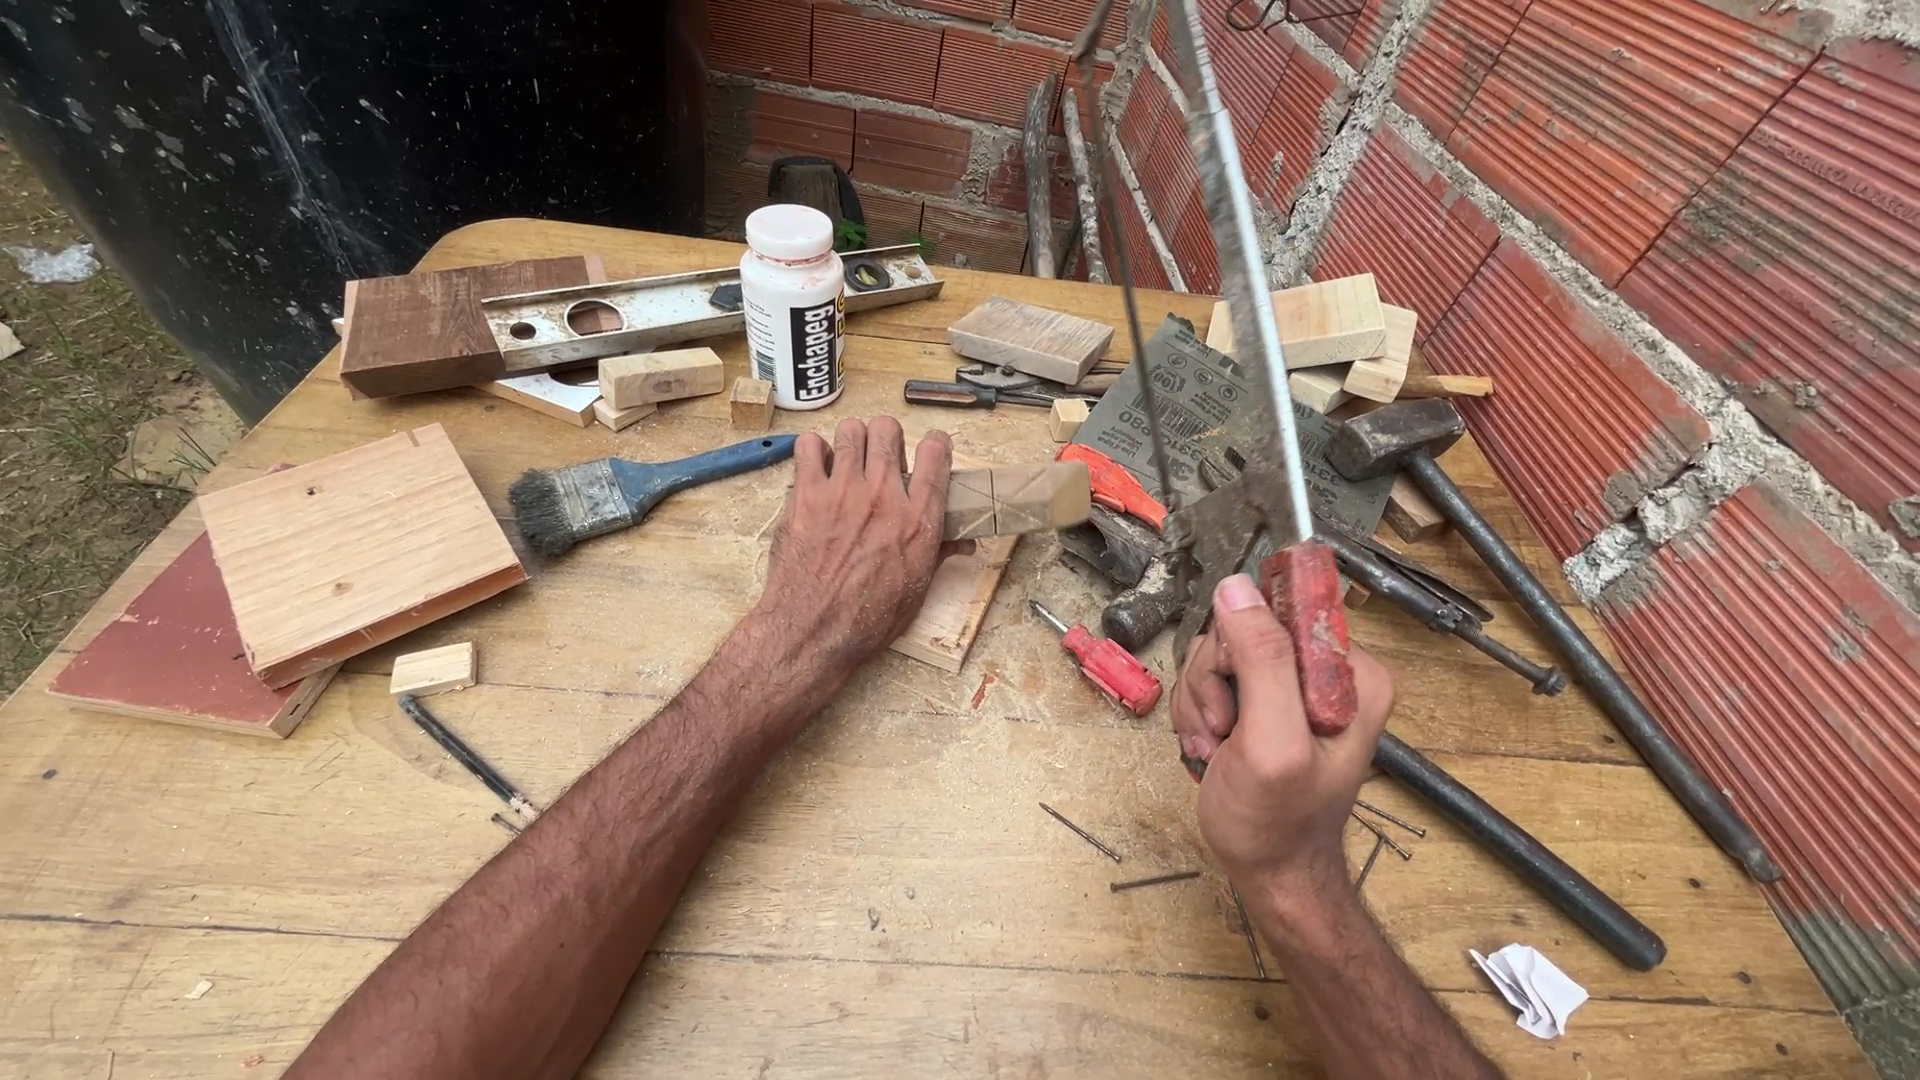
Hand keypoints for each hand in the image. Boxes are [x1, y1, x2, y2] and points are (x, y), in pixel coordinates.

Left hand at [754, 416, 954, 688]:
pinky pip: (810, 446)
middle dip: (888, 439)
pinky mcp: (806, 495)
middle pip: (889, 431)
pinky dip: (815, 452)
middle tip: (881, 460)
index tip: (929, 451)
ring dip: (853, 441)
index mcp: (918, 520)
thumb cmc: (867, 620)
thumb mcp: (917, 591)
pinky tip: (818, 470)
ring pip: (852, 429)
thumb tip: (963, 542)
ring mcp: (842, 491)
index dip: (934, 445)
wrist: (813, 631)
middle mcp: (883, 496)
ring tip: (849, 461)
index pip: (935, 454)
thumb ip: (939, 555)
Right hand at [1174, 574, 1394, 897]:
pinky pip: (1210, 678)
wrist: (1269, 871)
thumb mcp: (1270, 740)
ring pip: (1217, 655)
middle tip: (1222, 729)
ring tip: (1215, 746)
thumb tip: (1236, 586)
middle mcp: (1325, 671)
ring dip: (1201, 701)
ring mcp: (1290, 686)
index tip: (1234, 694)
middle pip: (1241, 631)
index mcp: (1352, 673)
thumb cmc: (1276, 821)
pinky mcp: (1261, 700)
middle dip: (1214, 682)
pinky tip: (1210, 746)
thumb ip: (1261, 661)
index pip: (1281, 611)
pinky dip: (1198, 712)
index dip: (1242, 644)